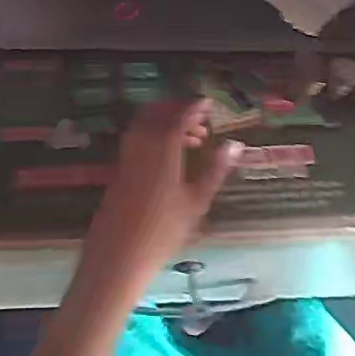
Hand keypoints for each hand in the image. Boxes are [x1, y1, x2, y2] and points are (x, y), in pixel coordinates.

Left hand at [81, 99, 241, 287]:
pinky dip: (154, 134)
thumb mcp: (197, 200)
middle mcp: (141, 142)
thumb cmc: (164, 230)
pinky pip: (138, 136)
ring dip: (166, 122)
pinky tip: (170, 155)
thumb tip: (235, 145)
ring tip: (192, 140)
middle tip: (201, 120)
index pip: (179, 115)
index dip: (194, 106)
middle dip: (179, 110)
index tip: (209, 103)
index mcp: (162, 146)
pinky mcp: (119, 166)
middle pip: (158, 112)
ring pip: (146, 123)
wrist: (120, 251)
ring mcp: (126, 153)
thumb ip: (215, 169)